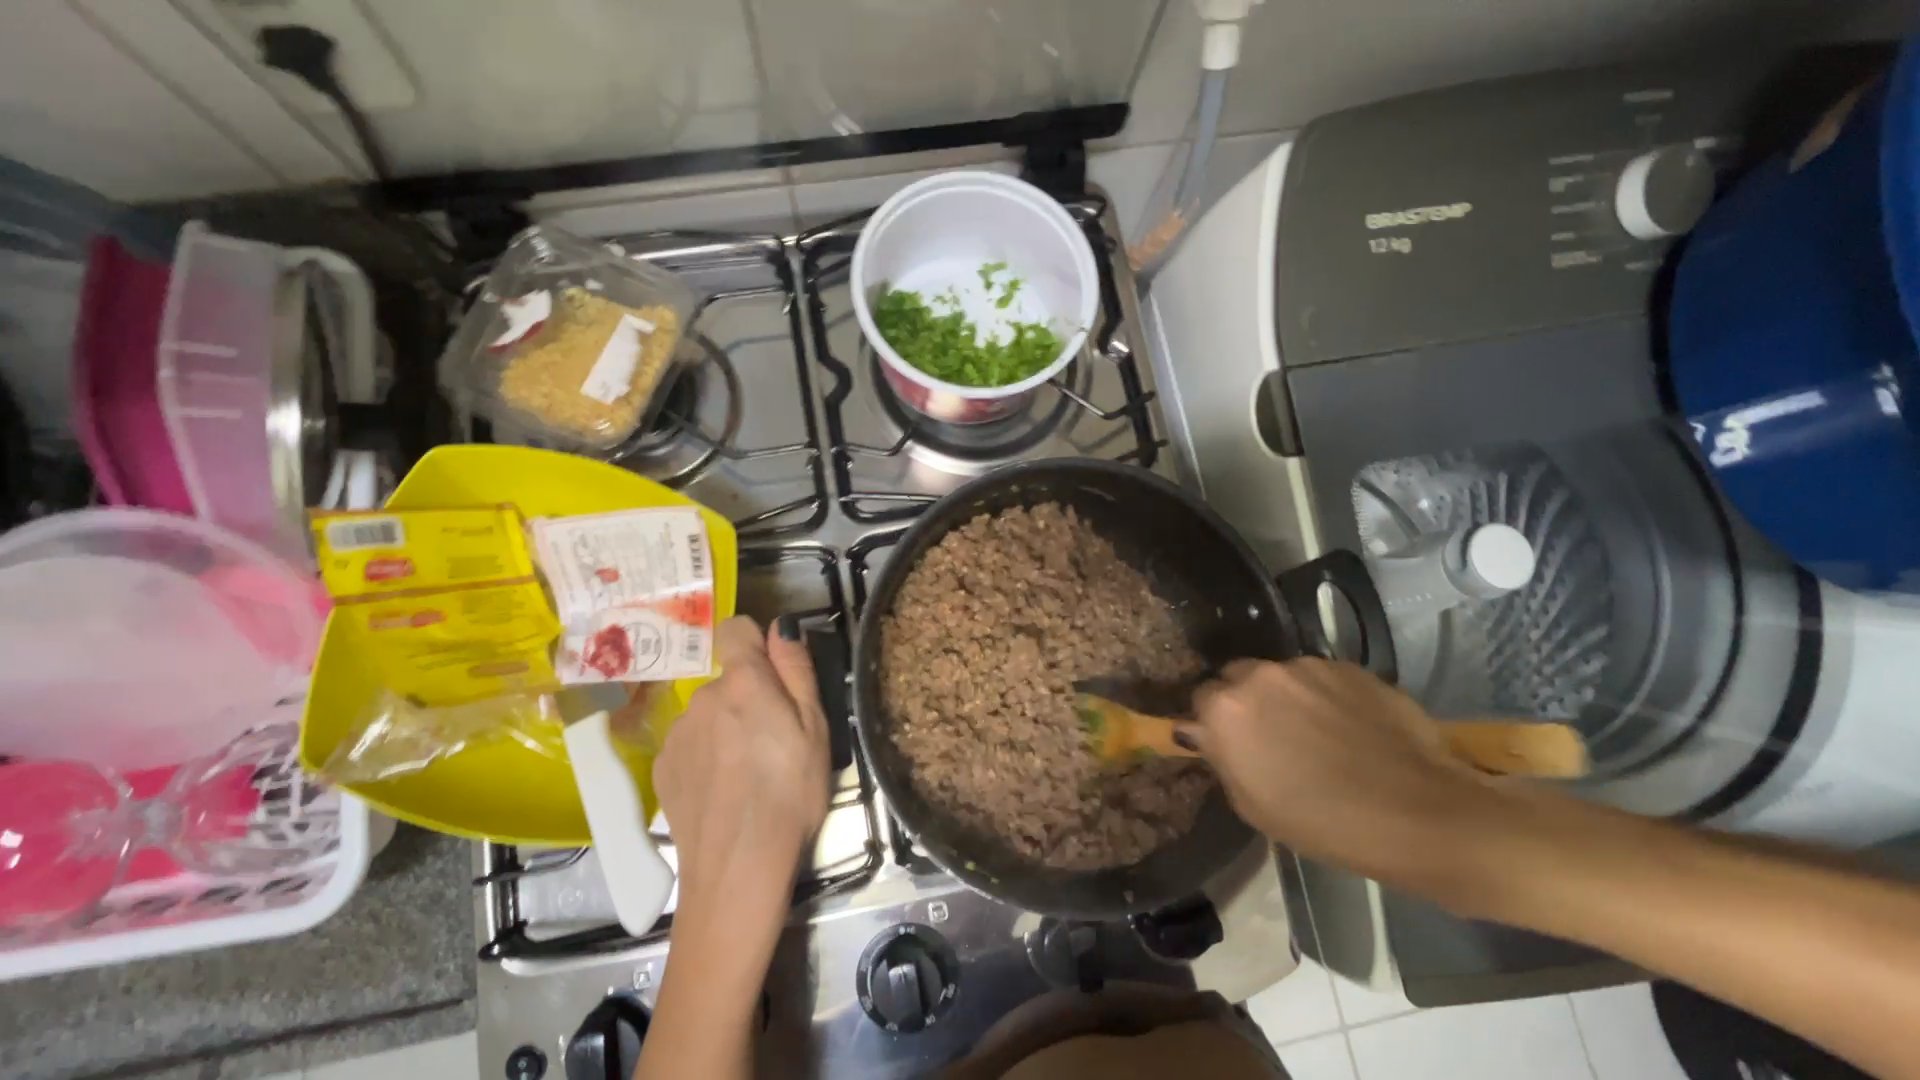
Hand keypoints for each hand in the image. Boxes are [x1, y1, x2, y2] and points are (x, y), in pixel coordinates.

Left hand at [652, 616, 830, 918]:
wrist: (738, 866)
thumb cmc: (790, 793)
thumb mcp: (815, 728)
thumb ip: (796, 669)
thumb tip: (782, 626)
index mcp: (743, 682)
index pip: (735, 629)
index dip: (756, 643)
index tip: (774, 674)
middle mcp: (701, 698)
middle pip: (725, 680)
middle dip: (747, 697)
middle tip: (775, 740)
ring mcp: (677, 734)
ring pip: (707, 715)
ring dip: (725, 729)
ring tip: (749, 773)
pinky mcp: (662, 768)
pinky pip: (690, 746)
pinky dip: (706, 758)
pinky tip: (724, 792)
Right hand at [1187, 657, 1502, 888]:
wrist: (1418, 813)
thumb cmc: (1322, 824)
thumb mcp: (1251, 805)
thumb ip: (1222, 757)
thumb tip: (1207, 733)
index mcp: (1226, 710)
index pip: (1201, 699)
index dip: (1215, 723)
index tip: (1233, 745)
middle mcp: (1261, 675)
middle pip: (1238, 677)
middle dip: (1248, 701)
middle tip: (1272, 737)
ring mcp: (1309, 667)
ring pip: (1282, 676)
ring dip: (1288, 697)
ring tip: (1318, 734)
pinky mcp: (1351, 667)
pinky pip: (1322, 678)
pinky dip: (1327, 697)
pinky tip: (1351, 729)